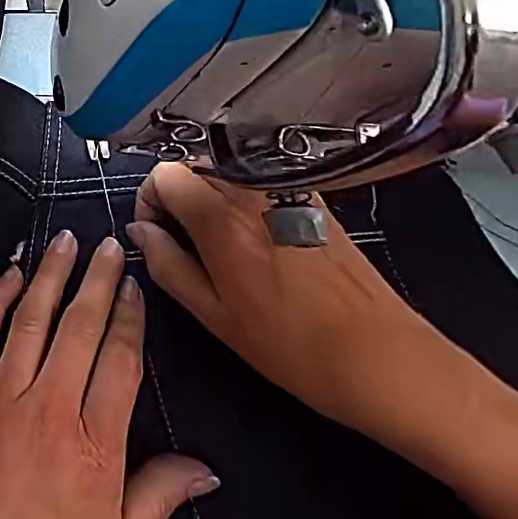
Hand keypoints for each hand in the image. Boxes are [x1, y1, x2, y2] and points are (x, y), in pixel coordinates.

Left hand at [0, 229, 218, 518]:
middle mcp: (49, 411)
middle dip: (98, 280)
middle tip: (108, 246)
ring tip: (66, 242)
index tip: (133, 287)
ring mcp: (1, 402)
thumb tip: (204, 470)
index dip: (129, 316)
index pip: (120, 358)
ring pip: (33, 318)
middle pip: (81, 327)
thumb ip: (157, 497)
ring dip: (52, 274)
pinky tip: (10, 276)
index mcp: (93, 446)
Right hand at [124, 162, 433, 429]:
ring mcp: (283, 187)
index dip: (150, 200)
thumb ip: (167, 264)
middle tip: (187, 245)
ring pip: (225, 172)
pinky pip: (259, 182)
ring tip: (224, 249)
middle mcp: (250, 189)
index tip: (158, 233)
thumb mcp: (215, 315)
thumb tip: (141, 231)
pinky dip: (244, 200)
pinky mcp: (310, 193)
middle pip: (193, 167)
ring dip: (210, 197)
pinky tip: (261, 243)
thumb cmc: (290, 343)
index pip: (164, 173)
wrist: (376, 351)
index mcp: (220, 216)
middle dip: (178, 198)